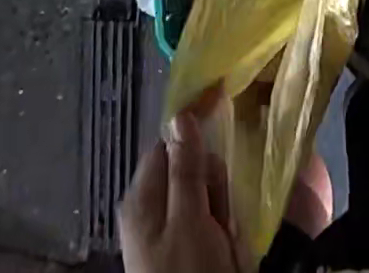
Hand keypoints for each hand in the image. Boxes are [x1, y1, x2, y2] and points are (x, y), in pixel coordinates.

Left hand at [119, 101, 242, 272]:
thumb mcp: (189, 221)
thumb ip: (185, 169)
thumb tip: (181, 114)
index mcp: (141, 196)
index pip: (167, 144)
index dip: (195, 141)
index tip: (224, 149)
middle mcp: (147, 210)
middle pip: (186, 169)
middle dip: (212, 182)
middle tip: (223, 212)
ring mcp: (163, 234)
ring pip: (200, 196)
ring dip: (220, 208)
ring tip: (227, 237)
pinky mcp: (180, 253)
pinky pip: (204, 223)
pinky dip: (219, 228)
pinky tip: (227, 247)